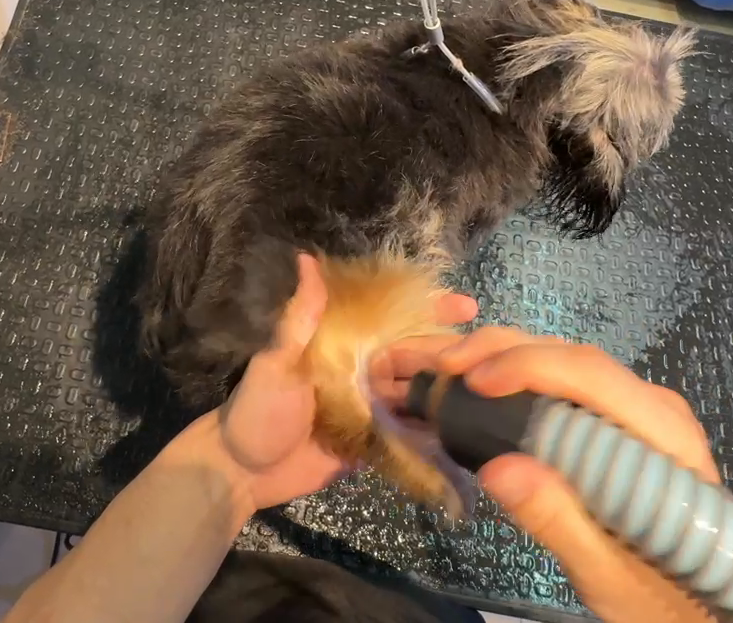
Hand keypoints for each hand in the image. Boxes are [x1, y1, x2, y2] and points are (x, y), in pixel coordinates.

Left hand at [194, 253, 479, 514]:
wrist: (241, 472)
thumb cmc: (256, 410)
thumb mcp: (276, 361)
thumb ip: (299, 318)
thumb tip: (306, 259)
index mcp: (342, 344)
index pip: (391, 320)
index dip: (426, 308)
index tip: (465, 303)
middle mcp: (362, 370)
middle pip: (414, 355)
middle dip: (450, 351)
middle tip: (491, 355)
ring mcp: (370, 408)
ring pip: (418, 393)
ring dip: (448, 391)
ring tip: (491, 392)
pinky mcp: (372, 444)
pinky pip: (409, 434)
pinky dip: (434, 432)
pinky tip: (466, 433)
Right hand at [374, 328, 716, 622]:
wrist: (701, 604)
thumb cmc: (663, 596)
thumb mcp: (613, 578)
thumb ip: (562, 523)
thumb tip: (498, 469)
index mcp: (663, 434)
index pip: (591, 374)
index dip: (527, 366)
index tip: (472, 380)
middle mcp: (649, 403)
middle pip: (568, 354)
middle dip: (499, 350)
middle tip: (439, 365)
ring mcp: (631, 403)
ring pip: (557, 355)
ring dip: (497, 354)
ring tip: (445, 366)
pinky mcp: (610, 414)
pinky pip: (556, 376)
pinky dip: (509, 371)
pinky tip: (474, 380)